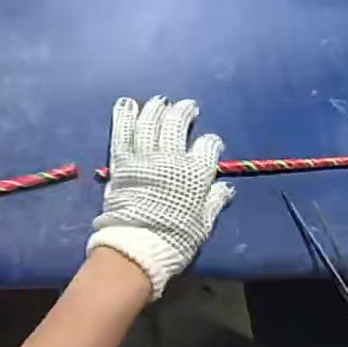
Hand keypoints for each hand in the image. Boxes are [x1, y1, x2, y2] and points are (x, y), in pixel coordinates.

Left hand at [85, 96, 234, 298]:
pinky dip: (123, 116)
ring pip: (150, 123)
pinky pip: (122, 133)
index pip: (208, 146)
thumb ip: (214, 201)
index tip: (210, 142)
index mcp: (196, 173)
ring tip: (160, 101)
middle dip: (183, 112)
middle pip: (177, 125)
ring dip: (155, 108)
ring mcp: (144, 159)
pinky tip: (126, 103)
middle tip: (186, 106)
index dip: (210, 142)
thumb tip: (226, 188)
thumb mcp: (203, 223)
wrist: (138, 245)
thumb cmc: (175, 238)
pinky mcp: (121, 163)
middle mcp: (171, 159)